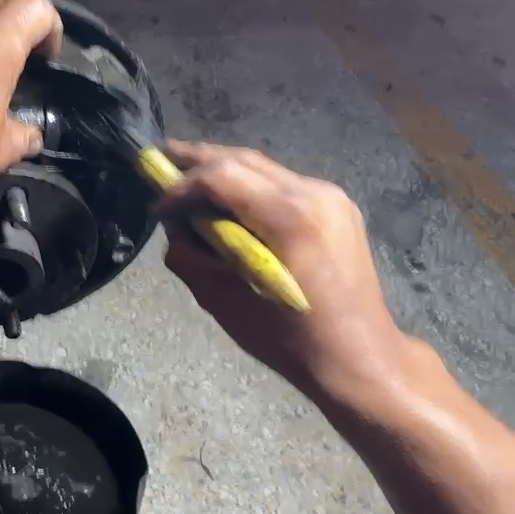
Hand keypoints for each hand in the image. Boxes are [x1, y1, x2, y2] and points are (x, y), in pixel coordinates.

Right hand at [161, 141, 416, 401]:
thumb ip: (189, 255)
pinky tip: (227, 200)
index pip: (221, 176)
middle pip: (244, 160)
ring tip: (185, 173)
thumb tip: (177, 225)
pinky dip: (248, 188)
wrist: (357, 356)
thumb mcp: (222, 300)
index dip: (181, 186)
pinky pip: (281, 186)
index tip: (156, 208)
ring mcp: (331, 198)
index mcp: (288, 216)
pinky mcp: (336, 209)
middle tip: (159, 157)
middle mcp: (314, 193)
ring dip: (223, 171)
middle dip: (197, 159)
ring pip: (264, 169)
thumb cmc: (287, 339)